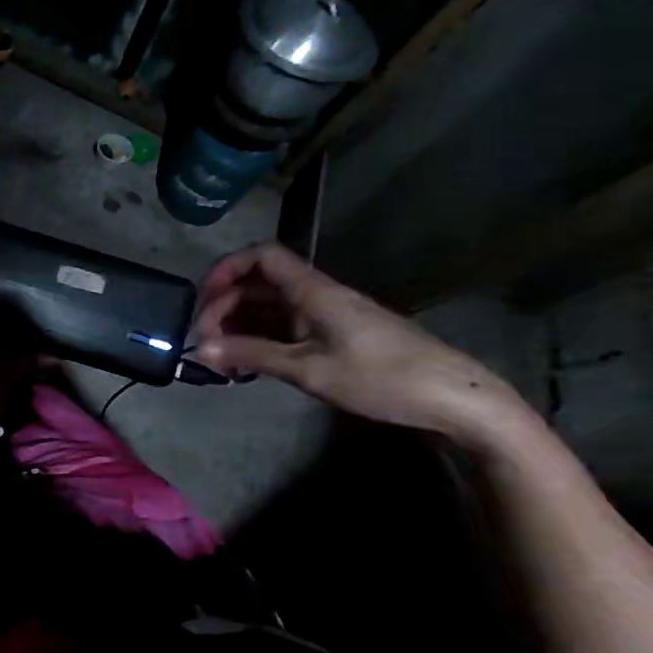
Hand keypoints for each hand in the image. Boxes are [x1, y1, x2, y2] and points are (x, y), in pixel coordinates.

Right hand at [193, 242, 532, 443]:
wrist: (452, 397)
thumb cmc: (380, 378)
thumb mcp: (309, 370)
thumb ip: (252, 356)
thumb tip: (199, 351)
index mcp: (313, 291)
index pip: (261, 256)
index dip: (226, 270)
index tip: (201, 303)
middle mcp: (319, 294)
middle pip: (260, 283)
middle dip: (226, 306)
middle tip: (205, 343)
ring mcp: (330, 314)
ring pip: (273, 306)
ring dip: (242, 325)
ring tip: (222, 358)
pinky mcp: (338, 334)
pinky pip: (289, 325)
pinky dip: (264, 338)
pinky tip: (251, 364)